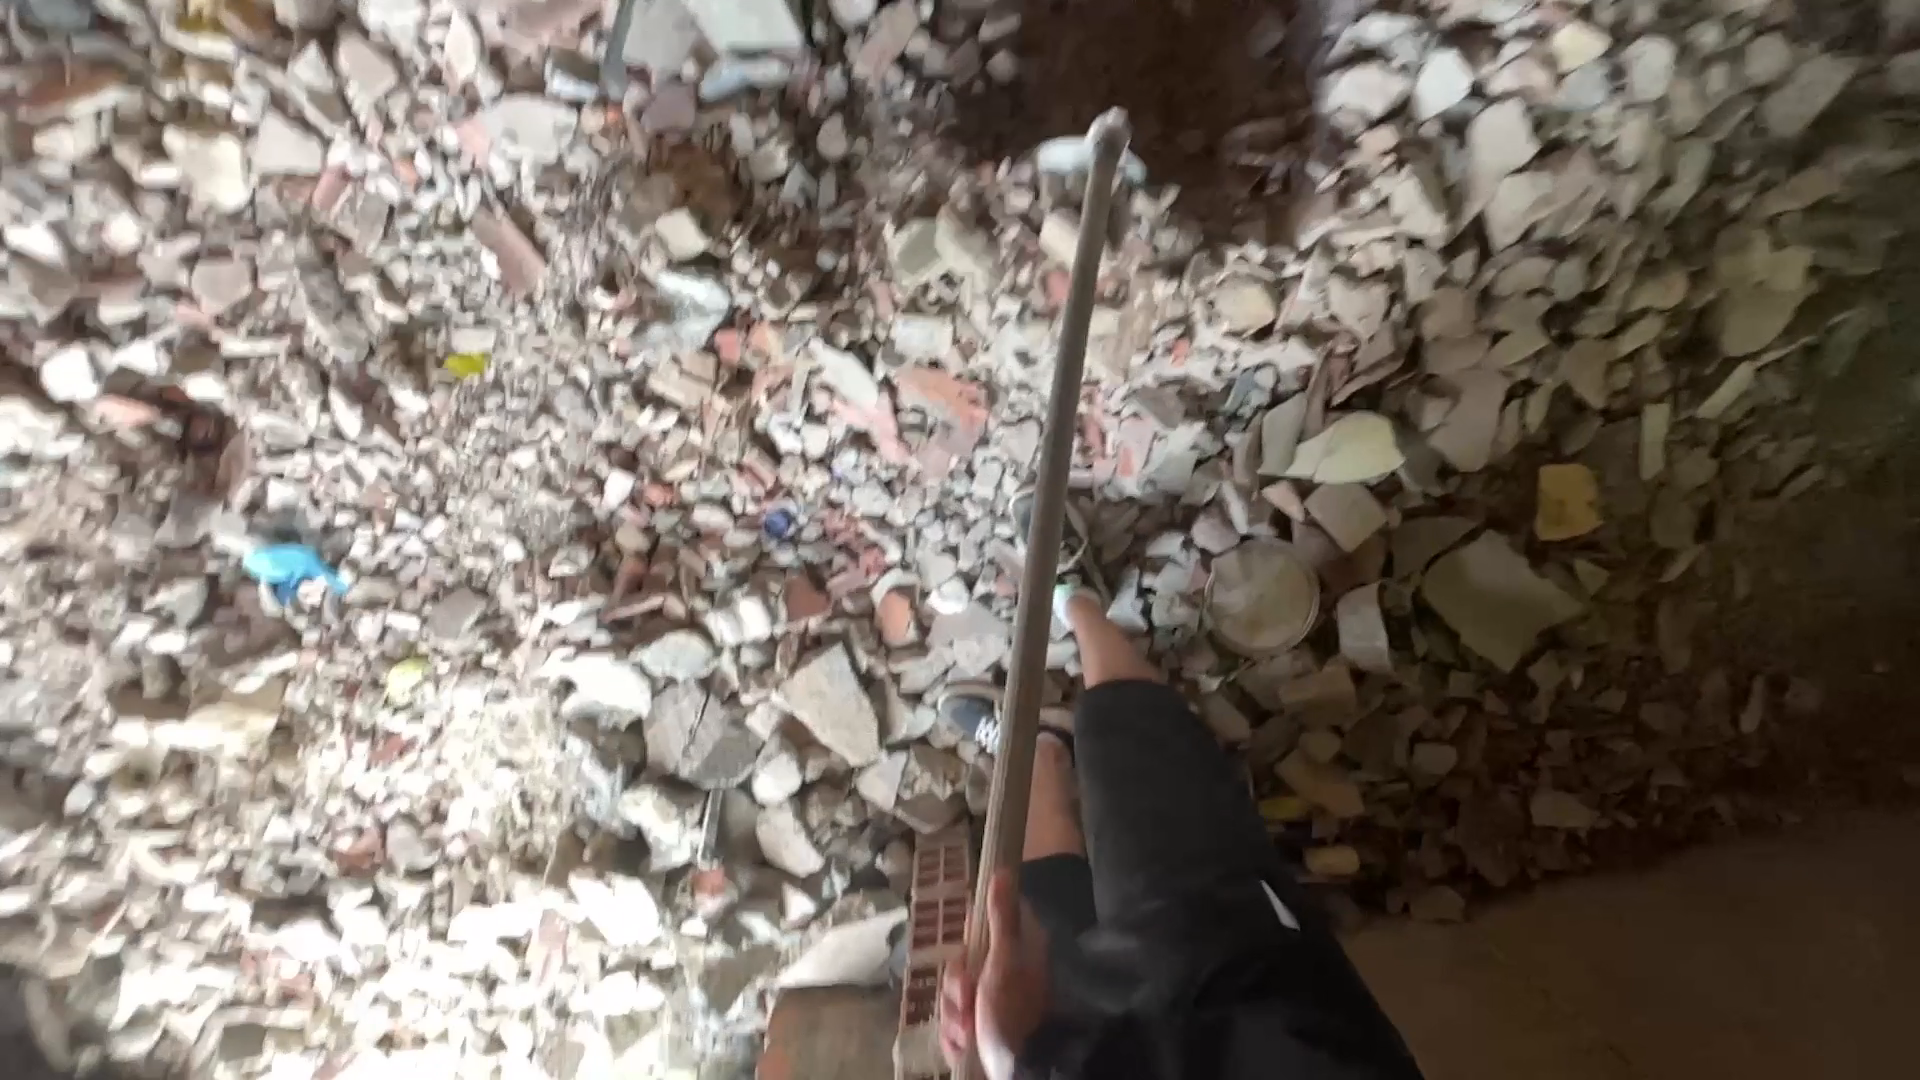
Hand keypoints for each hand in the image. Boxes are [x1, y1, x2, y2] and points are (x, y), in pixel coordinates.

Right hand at [940, 871, 1051, 1079]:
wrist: (1016, 1072)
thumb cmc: (1012, 1011)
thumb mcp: (1004, 959)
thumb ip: (1001, 916)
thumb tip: (1002, 869)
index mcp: (1018, 947)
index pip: (986, 920)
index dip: (973, 933)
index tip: (970, 949)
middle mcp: (1006, 969)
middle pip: (963, 959)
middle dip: (958, 987)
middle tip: (969, 1000)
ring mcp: (992, 999)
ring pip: (955, 992)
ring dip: (955, 1014)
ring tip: (968, 1030)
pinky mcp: (980, 1026)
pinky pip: (955, 1019)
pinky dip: (956, 1034)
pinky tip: (965, 1044)